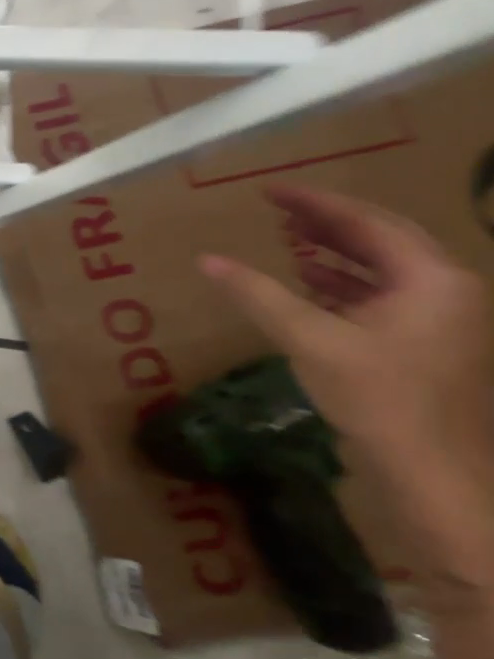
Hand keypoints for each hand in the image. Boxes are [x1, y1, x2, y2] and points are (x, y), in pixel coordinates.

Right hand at [200, 185, 493, 658]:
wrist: (434, 469)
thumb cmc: (379, 398)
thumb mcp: (310, 341)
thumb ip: (259, 295)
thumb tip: (208, 259)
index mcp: (433, 279)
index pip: (369, 223)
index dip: (315, 203)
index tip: (270, 189)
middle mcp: (450, 289)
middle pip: (384, 239)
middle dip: (328, 222)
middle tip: (276, 208)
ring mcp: (446, 318)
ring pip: (387, 266)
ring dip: (337, 251)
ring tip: (288, 238)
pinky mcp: (432, 343)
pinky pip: (387, 293)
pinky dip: (347, 281)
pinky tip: (312, 284)